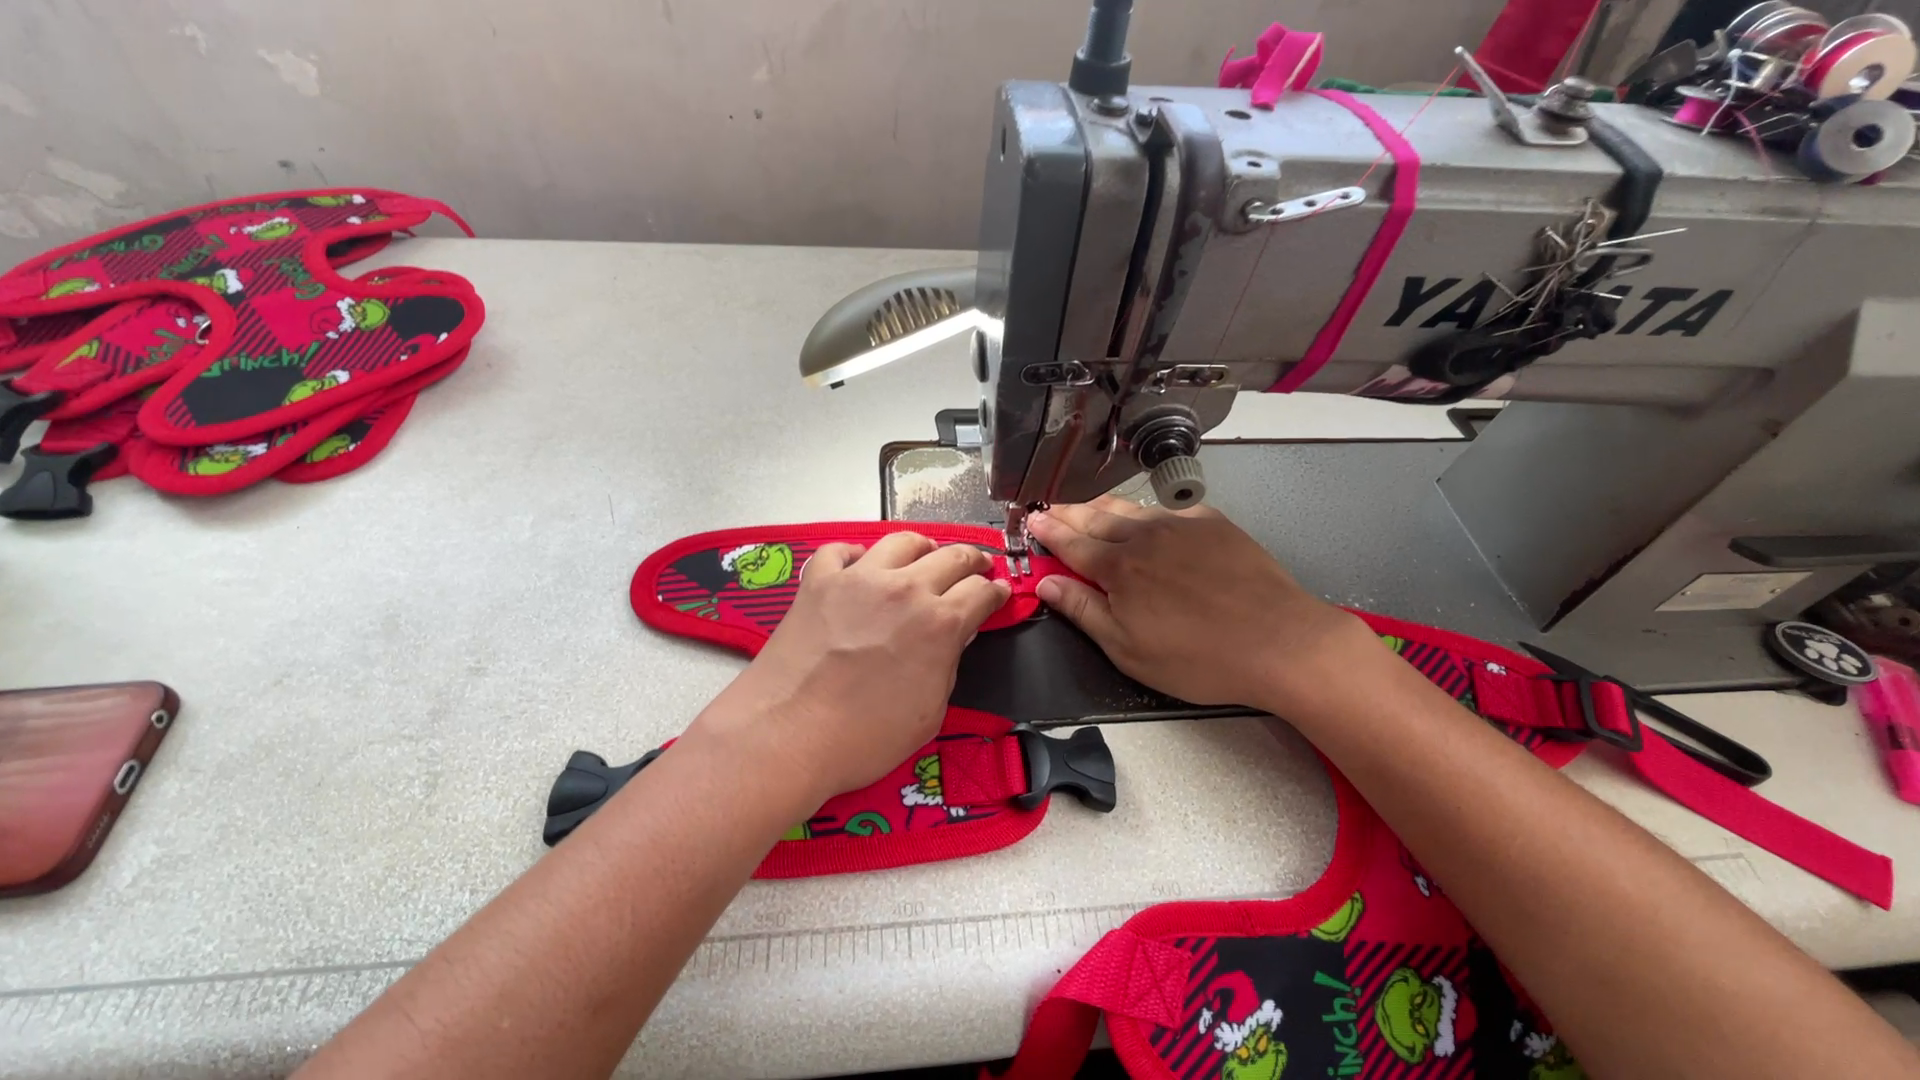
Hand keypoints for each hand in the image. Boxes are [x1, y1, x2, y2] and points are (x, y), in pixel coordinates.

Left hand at [690, 533, 1010, 803]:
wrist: (789, 734)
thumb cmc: (864, 738)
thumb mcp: (929, 712)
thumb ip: (947, 665)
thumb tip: (952, 638)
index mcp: (940, 623)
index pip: (982, 592)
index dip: (996, 592)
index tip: (998, 593)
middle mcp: (904, 590)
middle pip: (951, 557)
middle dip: (972, 560)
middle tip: (978, 566)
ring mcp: (858, 579)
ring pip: (901, 541)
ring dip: (923, 546)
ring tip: (927, 553)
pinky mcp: (819, 582)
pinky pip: (841, 550)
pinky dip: (856, 554)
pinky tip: (860, 563)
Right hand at [1028, 498, 1369, 710]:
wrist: (1279, 641)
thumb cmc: (1199, 658)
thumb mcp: (1127, 650)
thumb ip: (1083, 610)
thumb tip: (1045, 582)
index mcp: (1119, 569)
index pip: (1071, 543)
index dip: (1048, 532)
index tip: (1031, 521)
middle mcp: (1145, 537)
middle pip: (1097, 518)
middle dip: (1069, 513)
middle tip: (1050, 510)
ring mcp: (1182, 526)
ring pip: (1131, 508)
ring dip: (1102, 507)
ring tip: (1087, 507)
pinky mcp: (1215, 524)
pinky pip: (1170, 510)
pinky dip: (1148, 511)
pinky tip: (1147, 516)